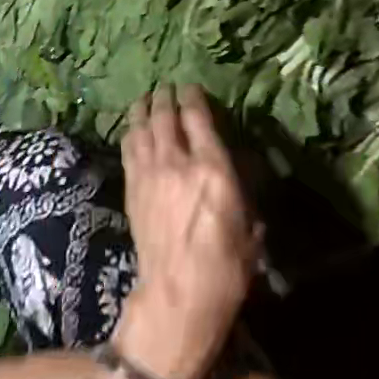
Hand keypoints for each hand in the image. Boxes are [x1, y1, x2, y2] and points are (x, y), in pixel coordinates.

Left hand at [116, 85, 259, 378]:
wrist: (178, 290)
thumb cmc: (226, 264)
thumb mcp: (250, 224)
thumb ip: (241, 187)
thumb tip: (236, 166)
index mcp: (213, 168)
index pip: (198, 119)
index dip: (192, 98)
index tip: (190, 88)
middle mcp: (177, 162)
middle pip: (164, 117)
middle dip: (164, 98)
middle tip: (165, 88)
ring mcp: (149, 173)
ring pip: (140, 128)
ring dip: (142, 110)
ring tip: (144, 100)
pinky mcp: (131, 187)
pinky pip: (128, 149)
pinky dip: (130, 133)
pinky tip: (131, 128)